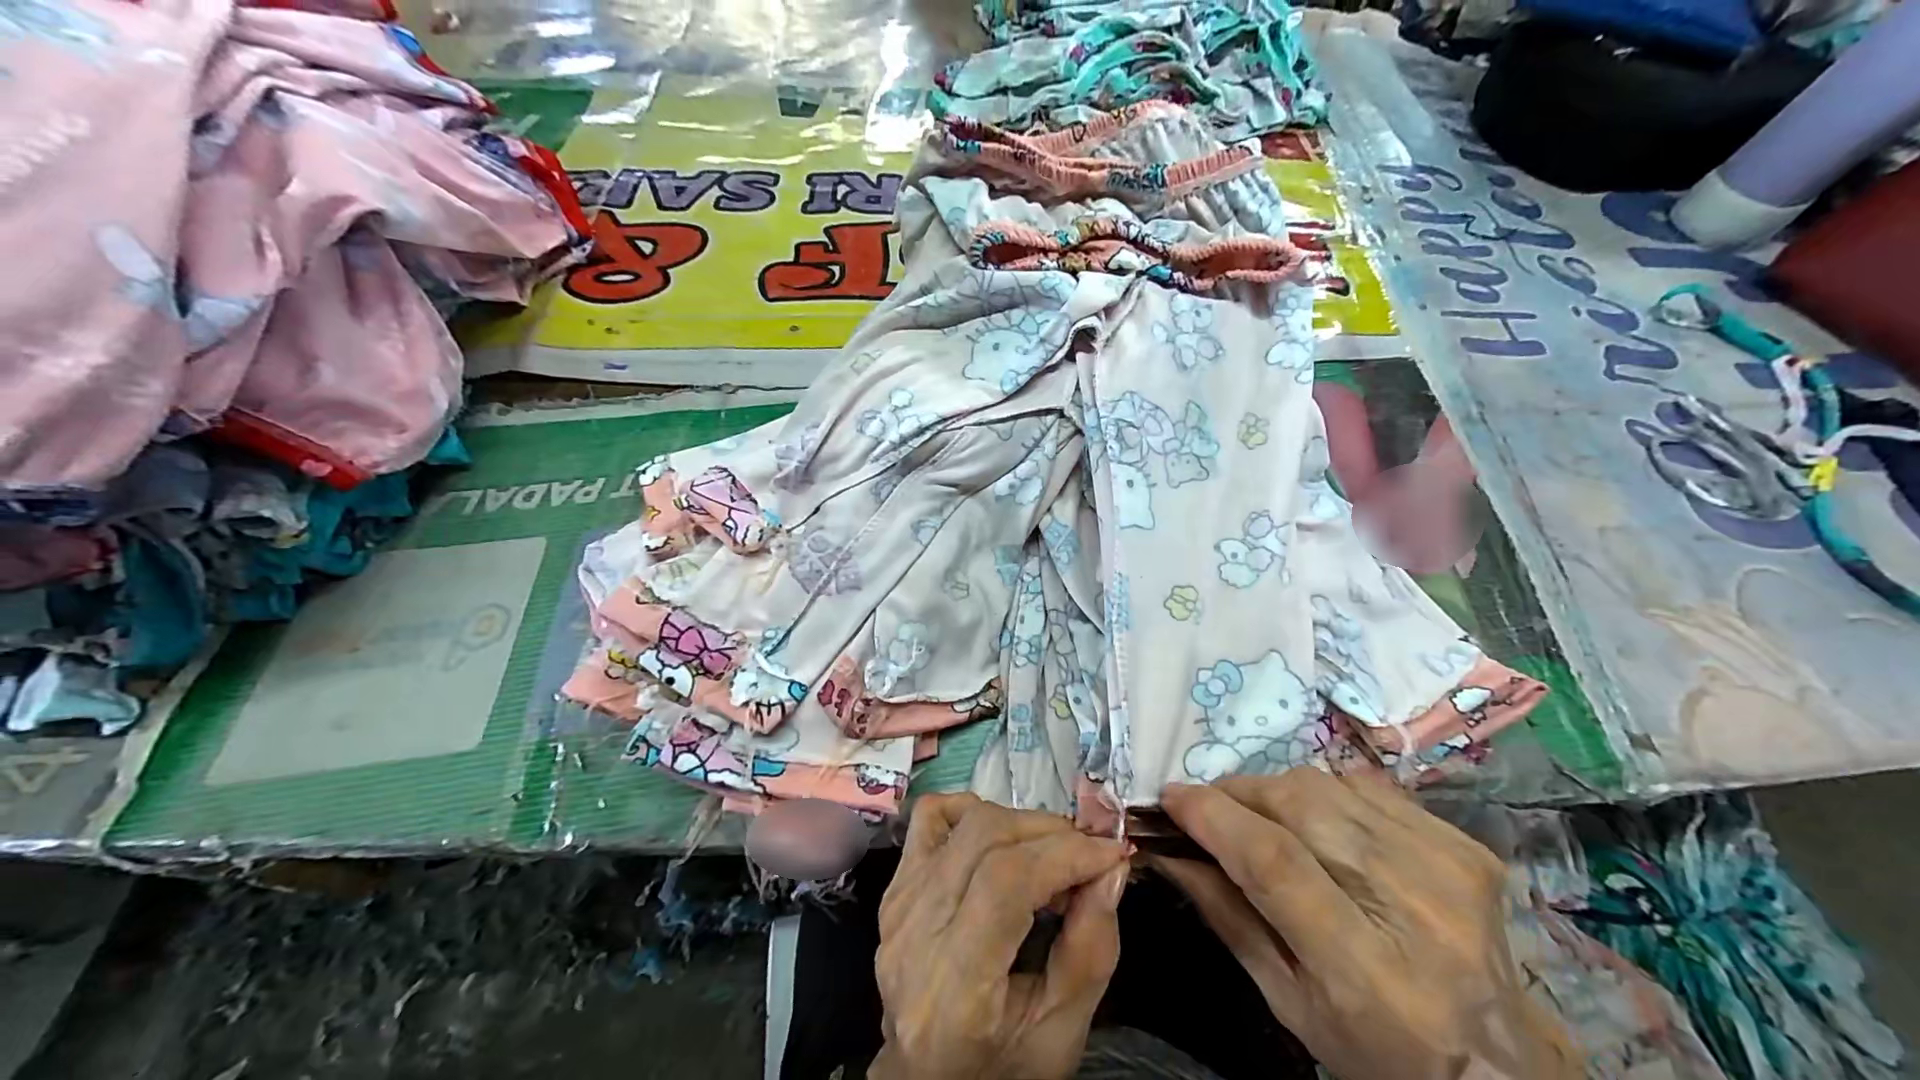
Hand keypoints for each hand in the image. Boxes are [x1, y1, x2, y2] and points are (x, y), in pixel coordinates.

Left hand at [873, 794, 1130, 1079]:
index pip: (1007, 882)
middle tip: (1090, 854)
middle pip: (985, 838)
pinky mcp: (894, 886)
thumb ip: (1091, 948)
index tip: (1112, 853)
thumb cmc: (1000, 1063)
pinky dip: (972, 812)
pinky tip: (1001, 838)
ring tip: (1053, 853)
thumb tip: (1110, 866)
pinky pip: (930, 818)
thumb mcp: (1062, 1030)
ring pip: (963, 821)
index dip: (1066, 854)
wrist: (926, 1078)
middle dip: (1051, 833)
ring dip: (1022, 823)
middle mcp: (915, 932)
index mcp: (956, 986)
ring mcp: (899, 903)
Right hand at [1155, 770, 1578, 1079]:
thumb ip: (1226, 916)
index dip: (1213, 816)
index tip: (1170, 797)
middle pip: (1300, 806)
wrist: (1503, 1062)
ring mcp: (1448, 866)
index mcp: (1368, 971)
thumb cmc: (1378, 1048)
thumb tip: (1166, 850)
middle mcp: (1416, 907)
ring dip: (1272, 789)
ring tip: (1255, 813)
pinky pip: (1364, 785)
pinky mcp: (1464, 844)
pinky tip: (1314, 821)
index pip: (1274, 862)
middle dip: (1236, 793)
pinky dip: (1321, 792)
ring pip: (1326, 785)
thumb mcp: (1288, 1001)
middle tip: (1206, 806)